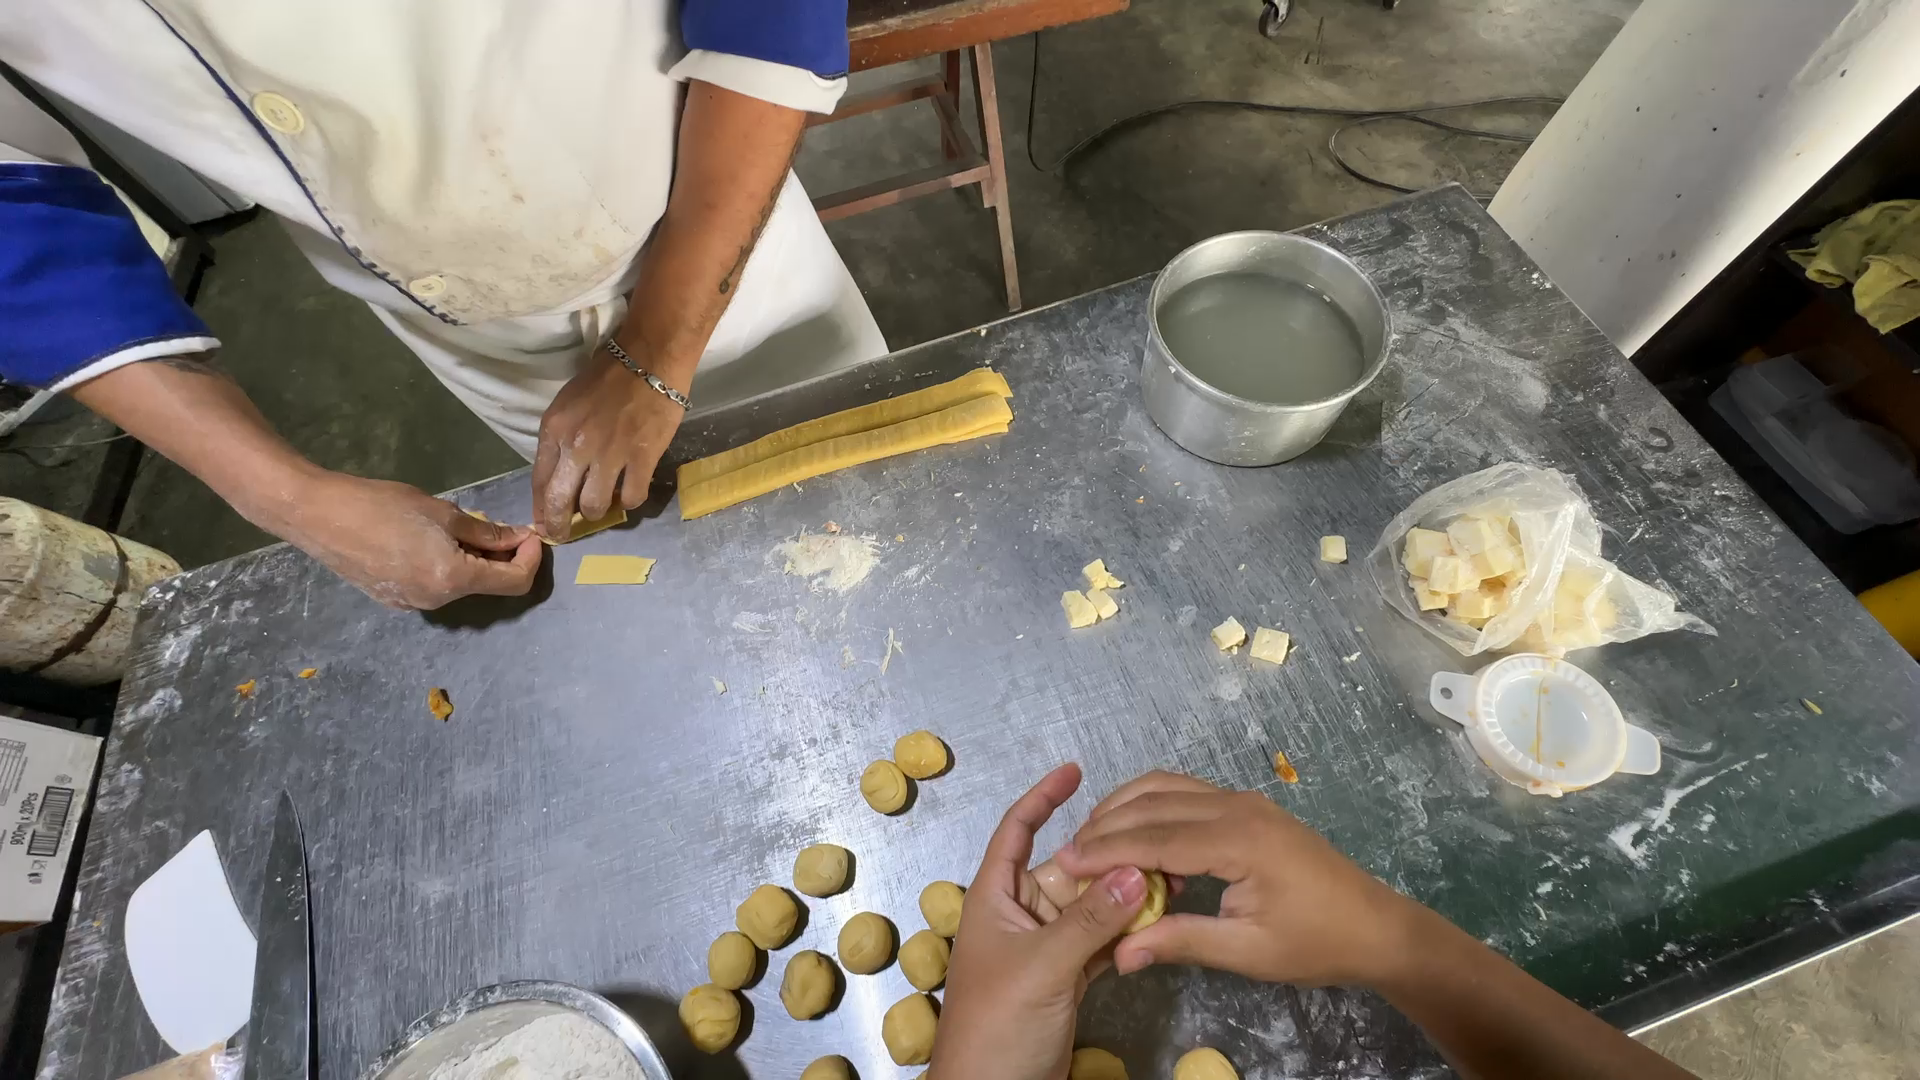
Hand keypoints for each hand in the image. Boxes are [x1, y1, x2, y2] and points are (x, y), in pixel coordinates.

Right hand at [291, 473, 542, 609]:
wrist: (312, 512)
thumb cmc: (382, 506)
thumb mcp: (445, 514)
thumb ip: (488, 533)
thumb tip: (519, 538)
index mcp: (453, 580)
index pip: (515, 581)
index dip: (531, 558)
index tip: (531, 536)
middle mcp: (436, 600)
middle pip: (490, 585)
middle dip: (504, 558)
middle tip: (499, 528)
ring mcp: (412, 604)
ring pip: (464, 586)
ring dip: (476, 562)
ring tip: (460, 531)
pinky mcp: (392, 600)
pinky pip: (437, 587)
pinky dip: (450, 568)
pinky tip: (434, 543)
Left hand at [532, 347, 685, 539]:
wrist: (649, 361)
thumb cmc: (608, 376)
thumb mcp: (570, 404)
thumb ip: (562, 438)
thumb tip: (564, 471)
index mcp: (554, 429)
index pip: (540, 480)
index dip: (541, 507)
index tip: (544, 522)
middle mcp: (576, 446)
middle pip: (561, 500)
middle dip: (560, 524)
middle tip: (566, 534)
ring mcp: (610, 454)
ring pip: (594, 504)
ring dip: (598, 511)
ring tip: (605, 507)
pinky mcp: (642, 459)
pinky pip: (631, 497)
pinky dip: (629, 502)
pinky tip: (631, 494)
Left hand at [930, 764, 1152, 1079]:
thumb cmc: (998, 1021)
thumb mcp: (1042, 965)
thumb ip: (1089, 919)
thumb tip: (1136, 869)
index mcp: (996, 894)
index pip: (1017, 830)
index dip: (1042, 797)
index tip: (1074, 771)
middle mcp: (1020, 911)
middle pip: (1067, 869)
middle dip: (1106, 857)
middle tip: (1155, 845)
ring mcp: (1045, 945)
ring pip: (1089, 906)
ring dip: (1122, 896)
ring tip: (1167, 878)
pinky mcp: (1066, 976)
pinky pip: (1099, 940)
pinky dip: (1124, 933)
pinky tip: (1156, 921)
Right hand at [1053, 771, 1419, 987]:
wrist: (1378, 927)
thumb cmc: (1316, 943)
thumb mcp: (1248, 953)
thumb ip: (1180, 942)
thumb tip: (1120, 953)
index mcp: (1236, 839)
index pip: (1153, 837)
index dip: (1105, 850)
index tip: (1065, 864)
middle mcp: (1232, 805)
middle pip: (1151, 802)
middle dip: (1105, 825)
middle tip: (1069, 853)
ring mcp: (1238, 797)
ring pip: (1163, 785)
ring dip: (1123, 806)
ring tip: (1093, 839)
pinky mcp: (1241, 802)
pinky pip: (1181, 790)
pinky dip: (1148, 805)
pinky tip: (1137, 834)